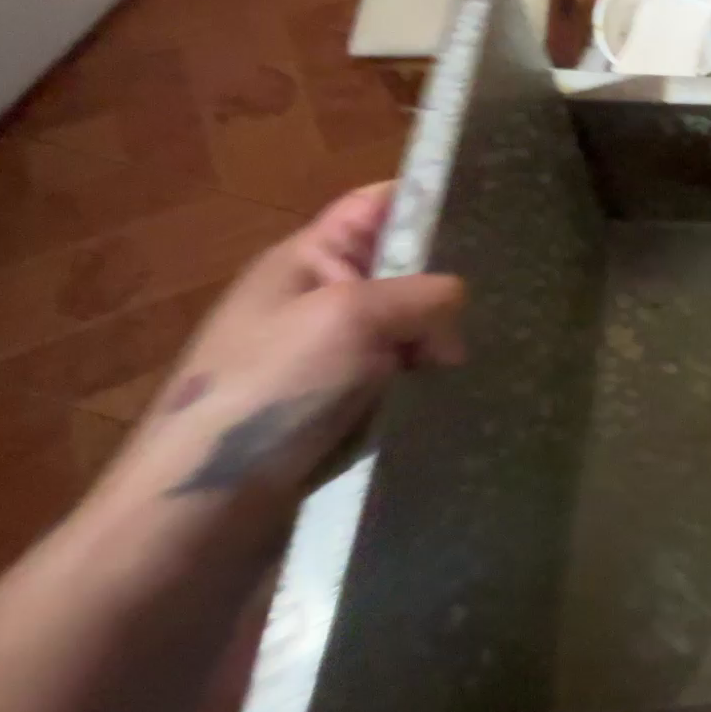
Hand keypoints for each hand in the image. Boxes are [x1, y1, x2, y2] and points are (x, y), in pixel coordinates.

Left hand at [95, 183, 465, 516]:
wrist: (203, 513)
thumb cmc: (269, 391)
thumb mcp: (351, 317)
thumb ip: (424, 295)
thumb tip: (457, 320)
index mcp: (307, 259)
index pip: (378, 204)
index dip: (431, 198)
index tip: (495, 209)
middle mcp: (320, 297)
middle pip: (407, 266)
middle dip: (451, 280)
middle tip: (507, 296)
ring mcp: (332, 353)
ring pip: (413, 324)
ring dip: (443, 338)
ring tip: (480, 356)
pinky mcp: (345, 402)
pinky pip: (404, 371)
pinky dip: (430, 376)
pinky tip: (455, 389)